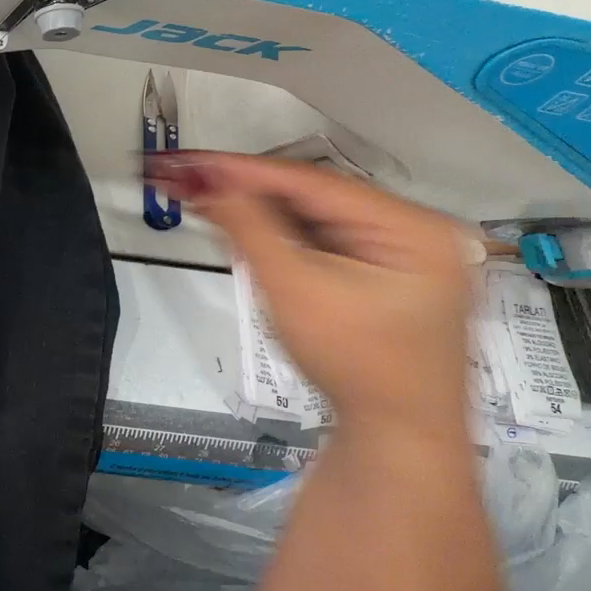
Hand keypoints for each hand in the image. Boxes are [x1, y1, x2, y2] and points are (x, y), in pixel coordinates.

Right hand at [146, 152, 475, 436]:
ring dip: (249, 205)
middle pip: (307, 193)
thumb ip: (246, 224)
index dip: (237, 169)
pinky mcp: (380, 268)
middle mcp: (414, 228)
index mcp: (411, 226)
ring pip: (307, 211)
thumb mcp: (292, 285)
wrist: (396, 430)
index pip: (307, 181)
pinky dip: (271, 227)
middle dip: (239, 186)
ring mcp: (400, 249)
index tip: (180, 160)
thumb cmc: (354, 359)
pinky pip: (316, 232)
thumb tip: (203, 179)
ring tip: (192, 192)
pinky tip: (231, 218)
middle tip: (176, 175)